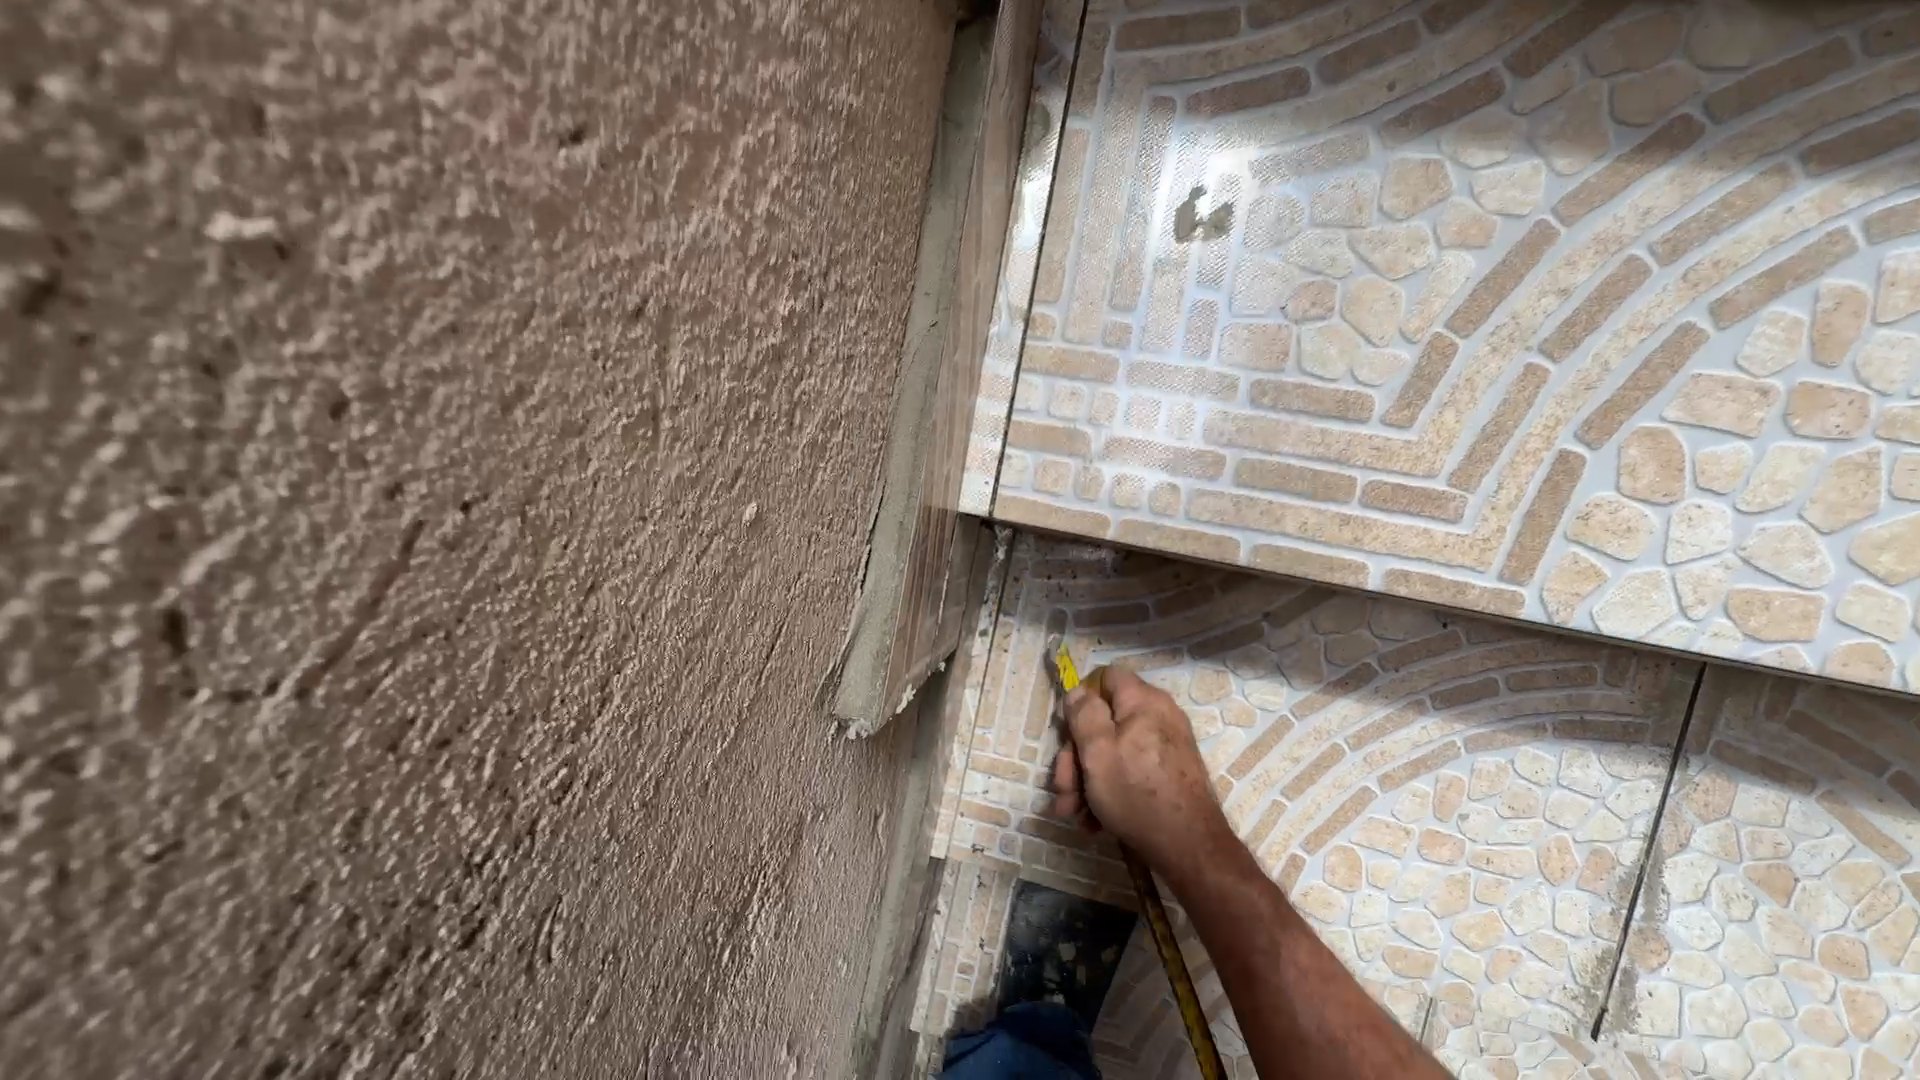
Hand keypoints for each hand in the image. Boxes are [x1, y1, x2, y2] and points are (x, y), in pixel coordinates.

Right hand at [1049, 665, 1239, 879]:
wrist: (1189, 847)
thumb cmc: (1136, 792)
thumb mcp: (1097, 751)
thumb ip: (1084, 715)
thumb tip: (1078, 691)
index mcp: (1143, 701)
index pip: (1107, 677)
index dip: (1082, 698)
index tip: (1067, 729)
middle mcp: (1158, 716)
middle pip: (1105, 720)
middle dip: (1077, 755)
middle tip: (1063, 788)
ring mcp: (1166, 746)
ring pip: (1114, 750)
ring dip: (1088, 779)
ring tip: (1073, 812)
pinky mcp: (1169, 773)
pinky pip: (1131, 770)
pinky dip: (1111, 789)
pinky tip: (1095, 820)